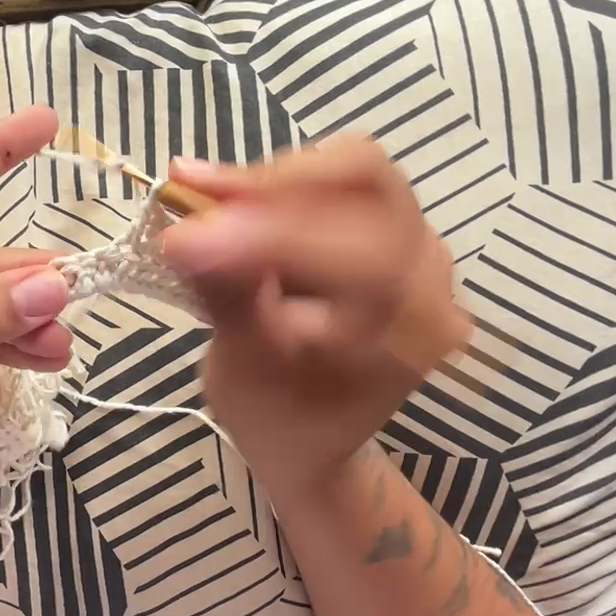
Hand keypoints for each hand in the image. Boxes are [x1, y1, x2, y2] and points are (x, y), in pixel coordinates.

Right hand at [160, 135, 470, 494]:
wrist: (313, 442)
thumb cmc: (279, 418)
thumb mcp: (245, 368)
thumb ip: (228, 295)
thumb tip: (184, 233)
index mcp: (409, 328)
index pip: (354, 252)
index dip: (264, 235)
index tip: (185, 236)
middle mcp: (432, 276)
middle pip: (365, 183)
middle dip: (271, 183)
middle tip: (195, 191)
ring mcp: (417, 249)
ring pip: (352, 173)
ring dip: (270, 180)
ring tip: (205, 193)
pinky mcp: (390, 236)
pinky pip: (341, 188)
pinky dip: (279, 188)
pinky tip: (230, 198)